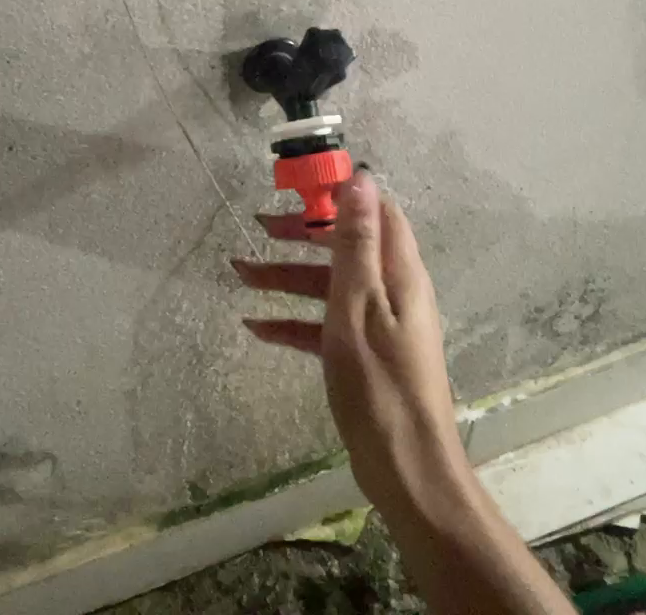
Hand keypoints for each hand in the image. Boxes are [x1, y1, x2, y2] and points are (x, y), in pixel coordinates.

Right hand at [235, 170, 471, 513]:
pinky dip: (295, 321)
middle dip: (303, 235)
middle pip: (347, 246)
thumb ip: (356, 243)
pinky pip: (327, 324)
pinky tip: (257, 327)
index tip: (297, 194)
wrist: (405, 468)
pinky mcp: (366, 354)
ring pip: (330, 286)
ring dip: (288, 278)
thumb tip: (360, 177)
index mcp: (399, 272)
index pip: (375, 212)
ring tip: (240, 272)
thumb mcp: (359, 305)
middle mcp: (394, 290)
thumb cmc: (379, 384)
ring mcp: (380, 324)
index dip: (339, 197)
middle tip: (260, 227)